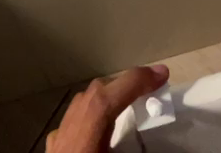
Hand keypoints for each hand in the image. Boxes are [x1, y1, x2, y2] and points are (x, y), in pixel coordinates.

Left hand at [44, 64, 168, 152]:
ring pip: (80, 105)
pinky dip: (89, 119)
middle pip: (94, 94)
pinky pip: (72, 125)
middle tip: (151, 90)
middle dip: (124, 86)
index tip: (163, 75)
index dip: (139, 80)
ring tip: (129, 107)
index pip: (110, 96)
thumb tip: (159, 145)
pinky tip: (100, 133)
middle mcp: (67, 132)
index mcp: (85, 138)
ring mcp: (57, 141)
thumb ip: (133, 148)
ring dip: (106, 100)